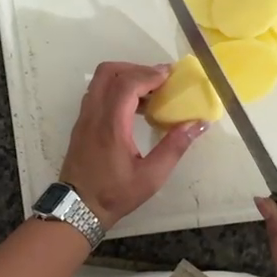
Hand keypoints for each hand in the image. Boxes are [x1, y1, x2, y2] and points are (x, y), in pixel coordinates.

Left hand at [58, 62, 206, 227]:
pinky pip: (96, 94)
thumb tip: (198, 124)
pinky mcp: (81, 125)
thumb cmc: (115, 194)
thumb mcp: (151, 177)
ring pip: (99, 81)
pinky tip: (134, 108)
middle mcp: (93, 115)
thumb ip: (174, 147)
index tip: (170, 76)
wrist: (78, 208)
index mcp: (110, 126)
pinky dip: (115, 90)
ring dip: (124, 78)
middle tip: (158, 80)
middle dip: (135, 69)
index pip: (126, 84)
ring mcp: (83, 119)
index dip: (149, 74)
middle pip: (108, 72)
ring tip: (150, 93)